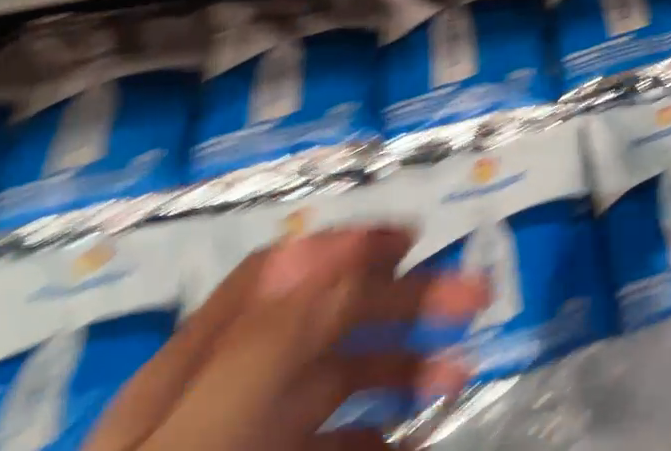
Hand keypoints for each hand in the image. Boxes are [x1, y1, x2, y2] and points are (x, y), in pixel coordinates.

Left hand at [87, 228, 489, 450]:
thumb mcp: (204, 440)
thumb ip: (264, 346)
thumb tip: (329, 248)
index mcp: (194, 373)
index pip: (277, 276)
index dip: (344, 246)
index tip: (415, 240)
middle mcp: (220, 398)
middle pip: (322, 320)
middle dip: (402, 299)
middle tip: (476, 299)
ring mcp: (244, 445)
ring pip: (335, 381)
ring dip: (403, 364)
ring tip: (458, 377)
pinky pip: (336, 443)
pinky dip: (379, 435)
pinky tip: (411, 444)